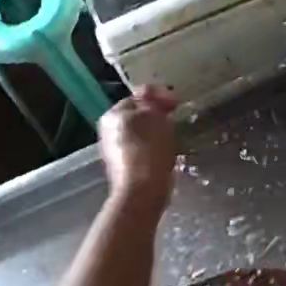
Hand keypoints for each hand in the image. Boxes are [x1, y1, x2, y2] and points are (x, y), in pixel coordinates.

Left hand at [99, 85, 179, 211]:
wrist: (143, 189)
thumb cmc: (148, 148)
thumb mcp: (153, 115)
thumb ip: (152, 101)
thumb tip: (152, 98)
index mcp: (112, 115)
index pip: (137, 97)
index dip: (158, 96)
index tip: (176, 103)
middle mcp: (109, 132)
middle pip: (138, 116)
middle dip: (157, 116)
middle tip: (175, 119)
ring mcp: (116, 151)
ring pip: (142, 134)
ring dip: (158, 132)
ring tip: (173, 137)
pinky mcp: (126, 168)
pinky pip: (144, 151)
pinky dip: (155, 149)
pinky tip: (166, 154)